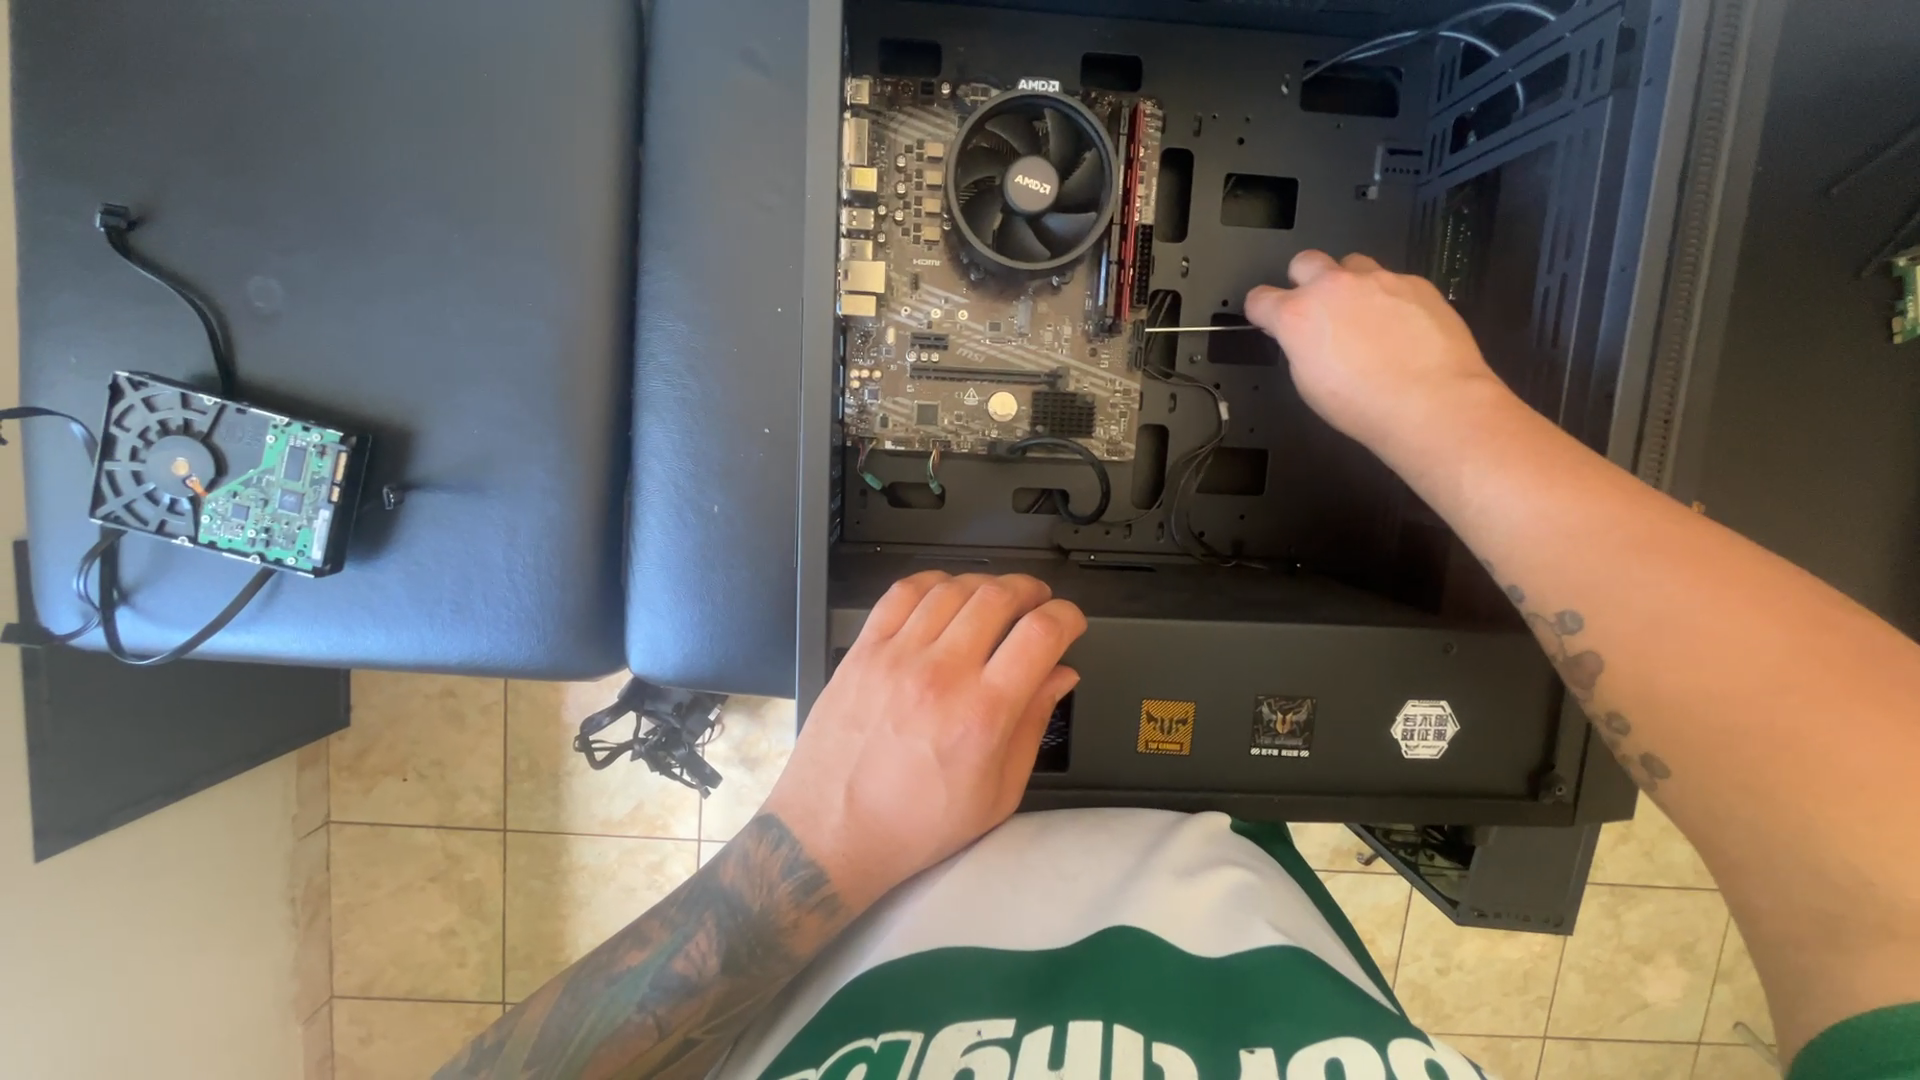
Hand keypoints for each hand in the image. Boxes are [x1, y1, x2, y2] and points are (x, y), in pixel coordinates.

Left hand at [762, 572, 1086, 906]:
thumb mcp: (997, 794)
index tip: (1070, 622)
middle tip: (1038, 602)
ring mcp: (897, 657)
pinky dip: (932, 582)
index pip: (1040, 633)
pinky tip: (945, 594)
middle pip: (999, 597)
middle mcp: (941, 675)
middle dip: (1031, 591)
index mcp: (982, 714)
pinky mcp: (863, 652)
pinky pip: (901, 593)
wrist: (832, 833)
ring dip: (985, 584)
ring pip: (952, 588)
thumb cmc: (914, 825)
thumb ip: (1033, 726)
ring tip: (996, 598)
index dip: (1068, 616)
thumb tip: (1060, 676)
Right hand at [1244, 250, 1514, 454]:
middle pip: (1305, 261)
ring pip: (1352, 264)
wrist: (1431, 401)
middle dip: (1303, 280)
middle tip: (1314, 308)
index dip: (1261, 311)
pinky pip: (1391, 280)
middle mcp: (1334, 287)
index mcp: (1297, 315)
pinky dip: (1387, 297)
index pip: (1259, 298)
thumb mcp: (1307, 383)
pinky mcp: (1415, 283)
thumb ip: (1298, 347)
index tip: (1268, 320)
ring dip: (1348, 283)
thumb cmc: (1362, 403)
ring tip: (1361, 315)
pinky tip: (1398, 326)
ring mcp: (1378, 280)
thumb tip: (1303, 338)